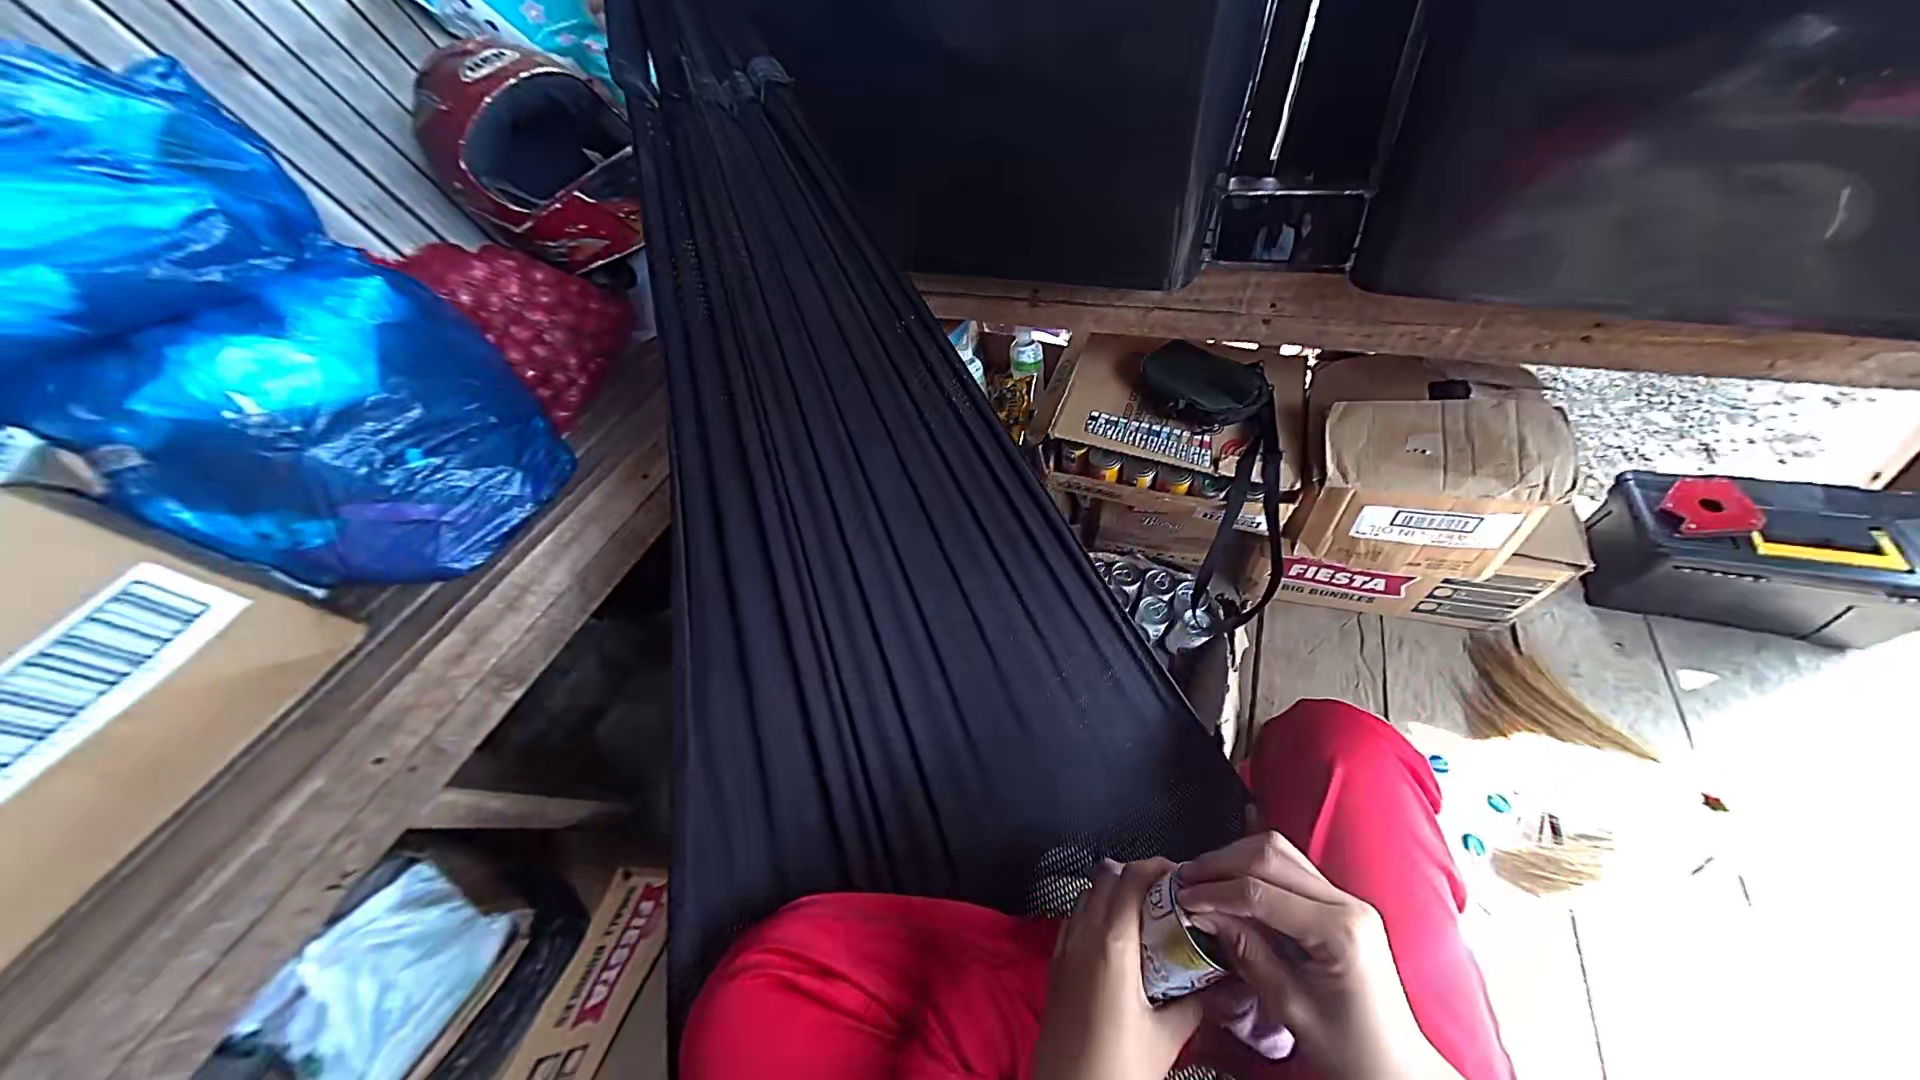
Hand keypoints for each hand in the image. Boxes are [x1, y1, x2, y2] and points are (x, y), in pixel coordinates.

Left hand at [1031, 857, 1203, 1079]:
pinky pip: (1075, 917)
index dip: (1155, 866)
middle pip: (1107, 877)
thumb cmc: (1119, 1067)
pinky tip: (1116, 939)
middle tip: (1167, 894)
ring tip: (1144, 913)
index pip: (1131, 878)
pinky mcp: (1055, 960)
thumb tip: (1220, 982)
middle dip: (1136, 875)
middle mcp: (1084, 932)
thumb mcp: (1166, 1037)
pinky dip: (1095, 912)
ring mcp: (1064, 944)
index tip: (1180, 874)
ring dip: (1113, 892)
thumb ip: (1194, 1002)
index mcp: (1112, 941)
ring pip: (1088, 894)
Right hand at [1177, 833, 1461, 1079]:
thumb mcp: (1289, 1006)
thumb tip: (1202, 912)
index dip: (1214, 891)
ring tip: (1203, 876)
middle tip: (1186, 878)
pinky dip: (1253, 865)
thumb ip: (1245, 951)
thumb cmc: (1350, 1051)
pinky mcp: (1339, 902)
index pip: (1260, 891)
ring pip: (1278, 851)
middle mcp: (1347, 903)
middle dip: (1220, 863)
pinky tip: (1230, 878)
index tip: (1183, 898)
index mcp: (1338, 931)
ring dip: (1234, 858)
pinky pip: (1289, 866)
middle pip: (1269, 855)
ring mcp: (1346, 898)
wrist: (1398, 1070)